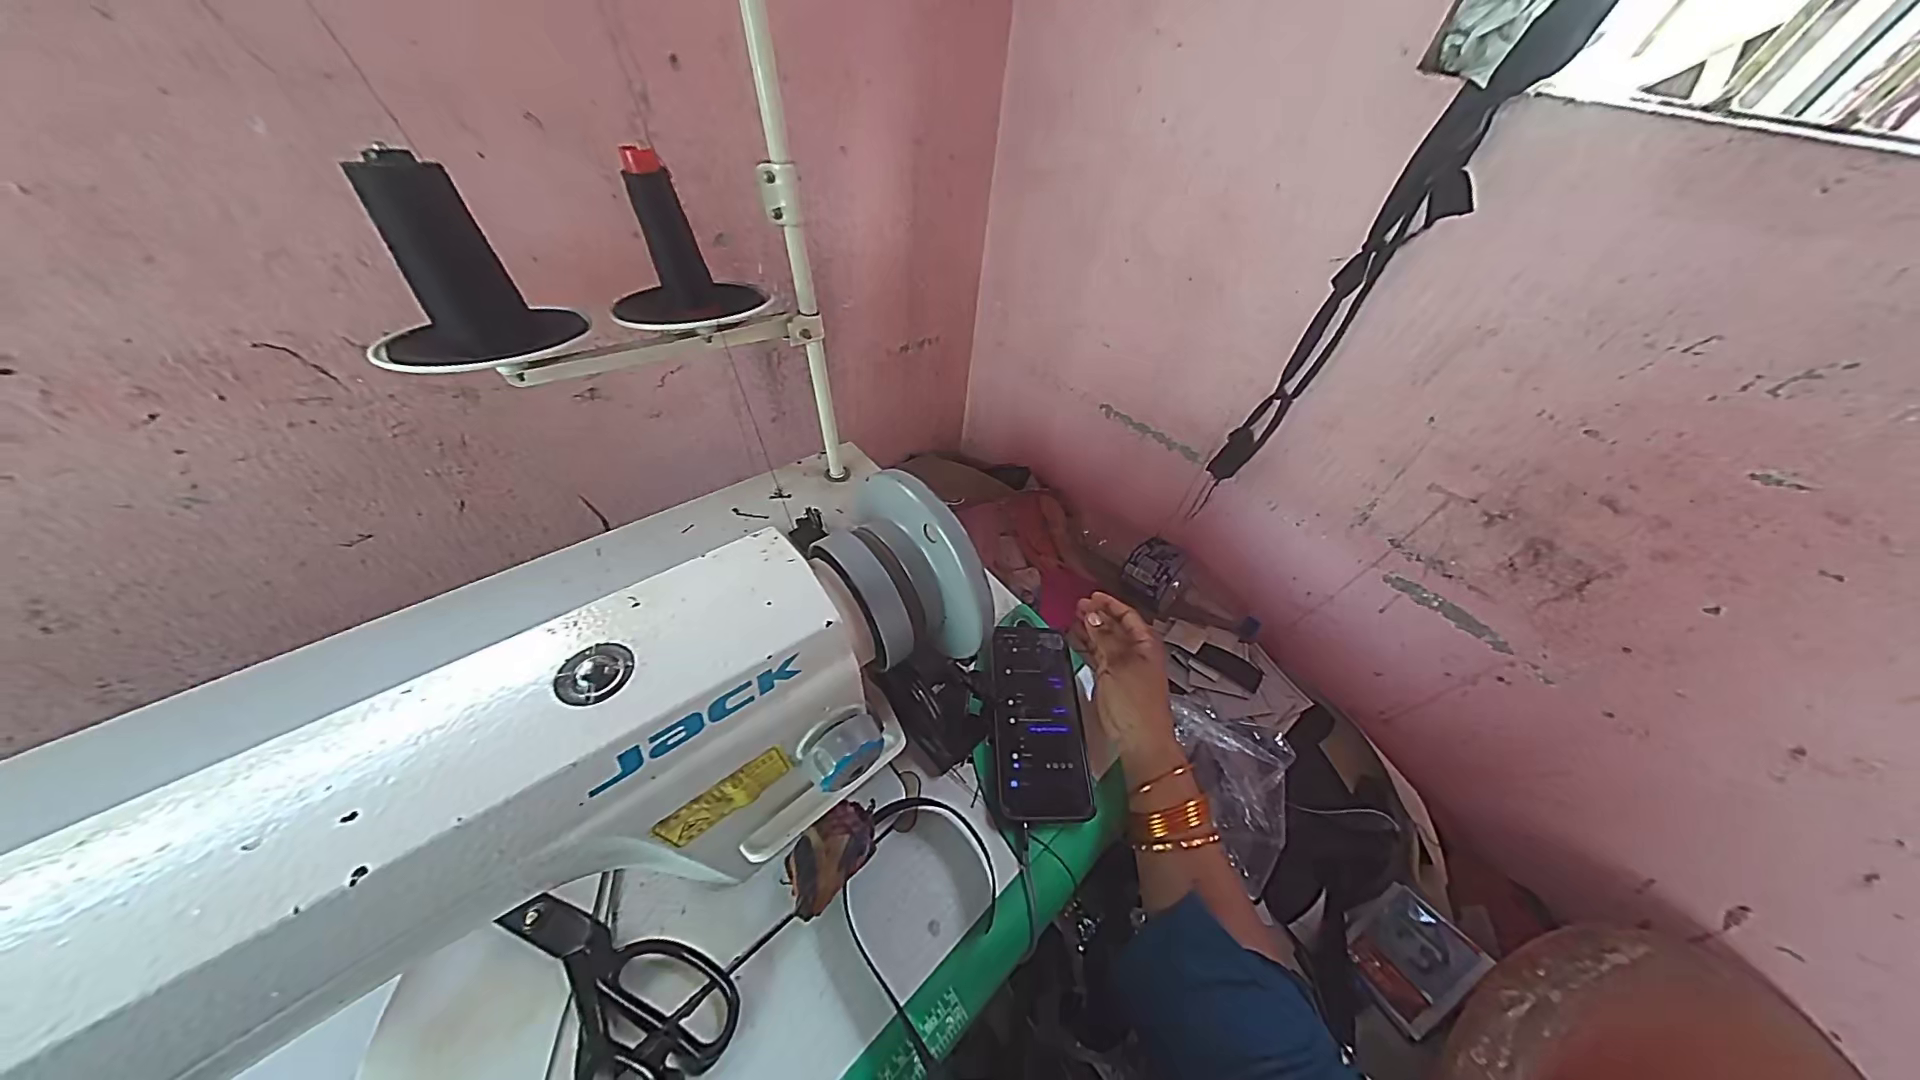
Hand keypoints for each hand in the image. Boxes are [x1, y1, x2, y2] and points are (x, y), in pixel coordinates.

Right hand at [1076, 592, 1181, 772]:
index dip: (1110, 604)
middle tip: (1078, 606)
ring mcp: (1125, 668)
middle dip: (1098, 615)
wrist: (1139, 741)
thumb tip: (1093, 616)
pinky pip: (1099, 657)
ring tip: (1074, 621)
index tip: (1093, 596)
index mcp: (1146, 645)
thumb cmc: (1137, 706)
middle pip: (1116, 627)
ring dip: (1090, 630)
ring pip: (1106, 642)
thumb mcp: (1117, 664)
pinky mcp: (1114, 682)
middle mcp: (1138, 654)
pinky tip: (1077, 642)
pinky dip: (1088, 647)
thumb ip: (1104, 638)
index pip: (1128, 615)